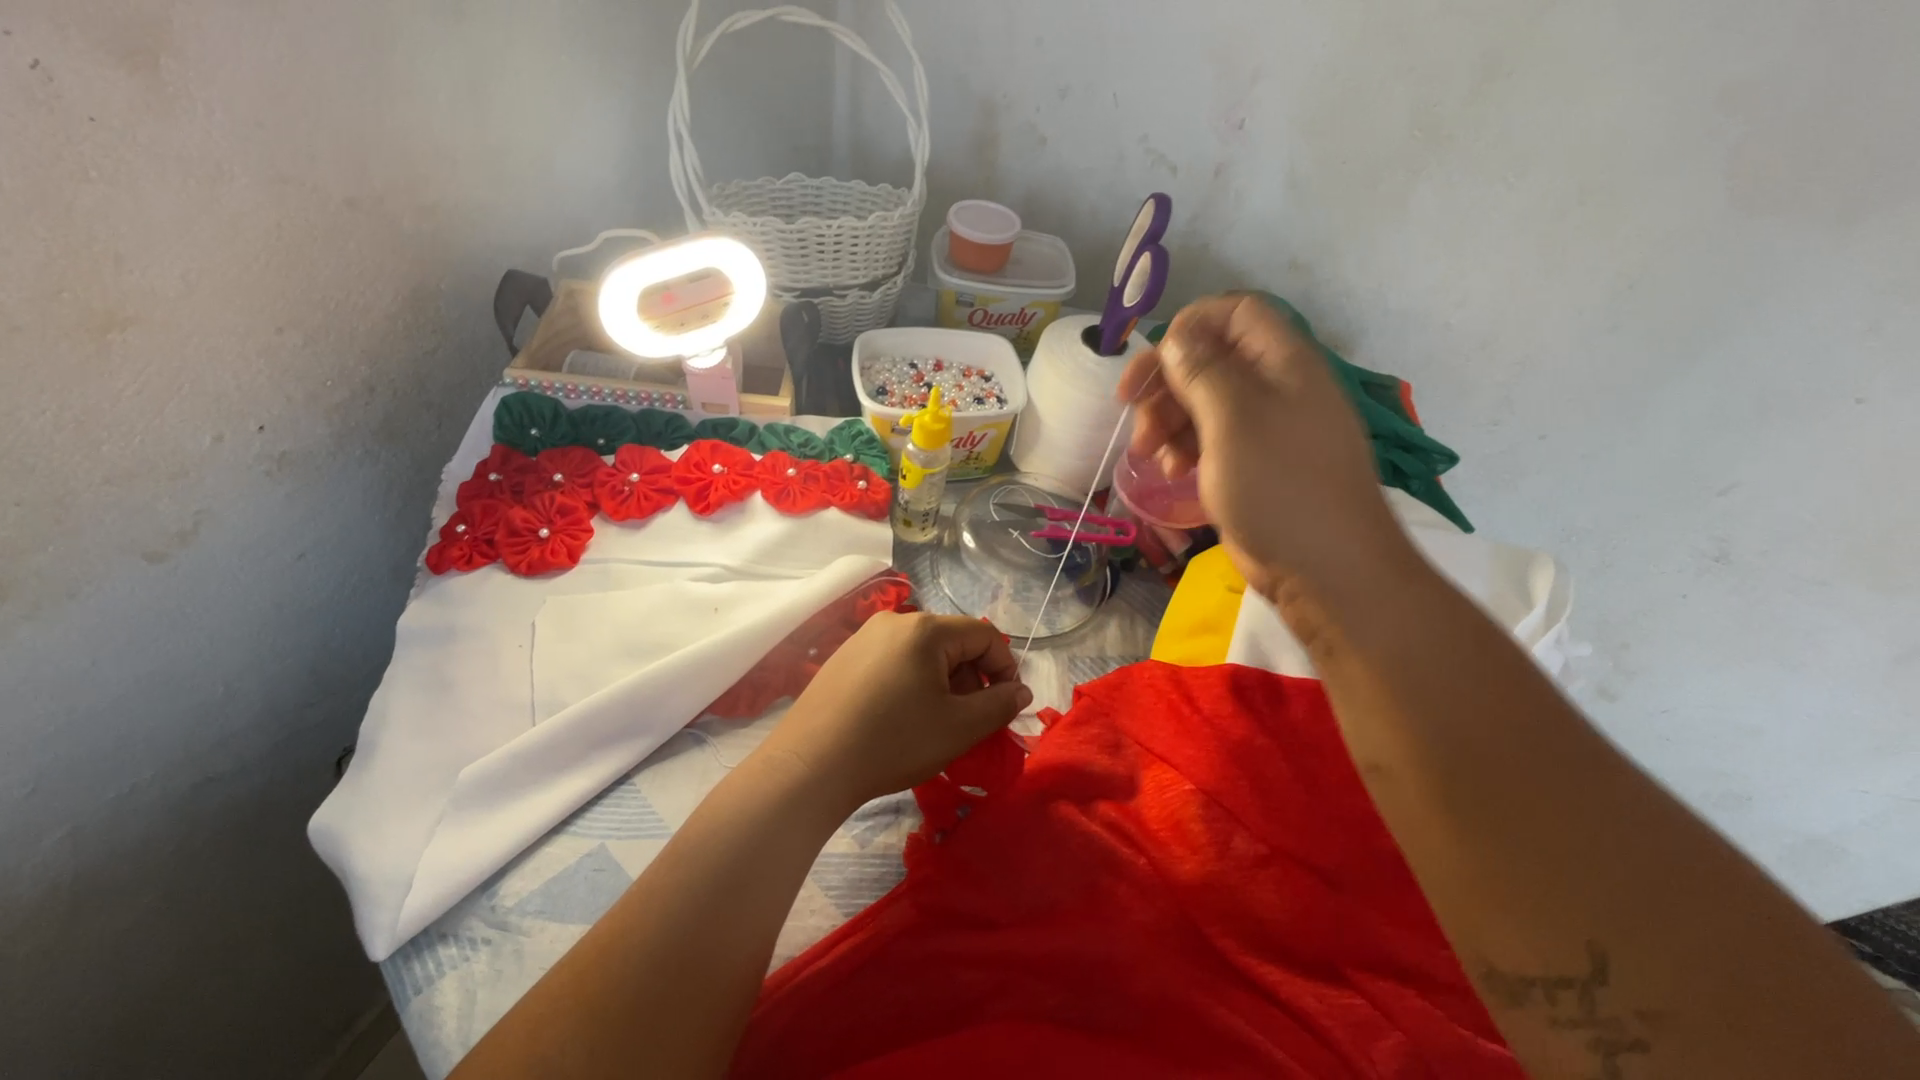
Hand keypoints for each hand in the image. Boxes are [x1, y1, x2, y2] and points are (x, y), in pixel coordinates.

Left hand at [757, 613, 1031, 809]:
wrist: (811, 765)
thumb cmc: (893, 742)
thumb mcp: (959, 728)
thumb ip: (999, 705)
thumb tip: (1020, 691)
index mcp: (926, 629)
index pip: (984, 635)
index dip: (1004, 670)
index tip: (1004, 707)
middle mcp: (894, 621)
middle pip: (952, 642)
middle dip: (970, 679)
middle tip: (967, 722)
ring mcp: (863, 637)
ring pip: (922, 654)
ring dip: (941, 684)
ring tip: (933, 725)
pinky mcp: (843, 658)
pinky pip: (893, 662)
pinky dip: (910, 685)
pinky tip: (898, 720)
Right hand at [1119, 293, 1409, 601]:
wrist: (1328, 570)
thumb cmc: (1280, 487)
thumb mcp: (1233, 420)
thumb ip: (1202, 371)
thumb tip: (1176, 338)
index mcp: (1284, 362)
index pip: (1235, 313)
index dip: (1190, 327)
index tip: (1152, 364)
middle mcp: (1277, 388)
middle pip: (1211, 360)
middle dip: (1167, 383)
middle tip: (1131, 412)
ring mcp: (1267, 430)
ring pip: (1205, 403)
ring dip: (1169, 421)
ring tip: (1149, 455)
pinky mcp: (1256, 467)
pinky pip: (1213, 441)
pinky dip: (1186, 449)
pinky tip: (1172, 474)